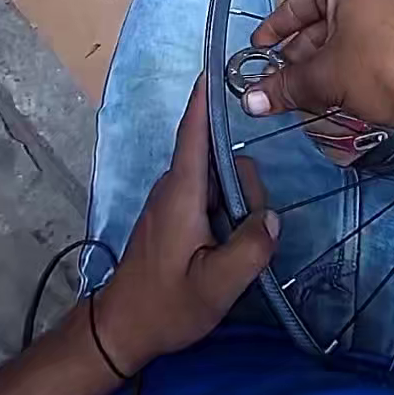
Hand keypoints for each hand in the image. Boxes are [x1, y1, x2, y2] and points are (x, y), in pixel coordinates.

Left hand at [91, 79, 277, 374]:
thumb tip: (270, 217)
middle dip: (245, 186)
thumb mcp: (217, 285)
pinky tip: (227, 245)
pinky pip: (209, 196)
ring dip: (237, 205)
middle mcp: (174, 186)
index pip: (193, 133)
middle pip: (219, 160)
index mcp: (181, 192)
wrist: (123, 326)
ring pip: (217, 180)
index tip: (213, 68)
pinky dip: (226, 212)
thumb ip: (250, 249)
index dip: (202, 100)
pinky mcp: (174, 214)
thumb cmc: (166, 304)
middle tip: (250, 232)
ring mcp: (173, 200)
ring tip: (232, 250)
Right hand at [243, 0, 393, 135]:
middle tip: (279, 84)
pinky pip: (363, 53)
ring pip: (340, 43)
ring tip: (305, 97)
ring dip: (319, 71)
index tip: (257, 50)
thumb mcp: (325, 77)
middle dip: (296, 58)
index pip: (295, 5)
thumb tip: (248, 102)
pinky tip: (339, 97)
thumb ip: (284, 87)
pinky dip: (345, 73)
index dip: (272, 30)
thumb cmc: (382, 67)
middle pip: (317, 26)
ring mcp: (392, 17)